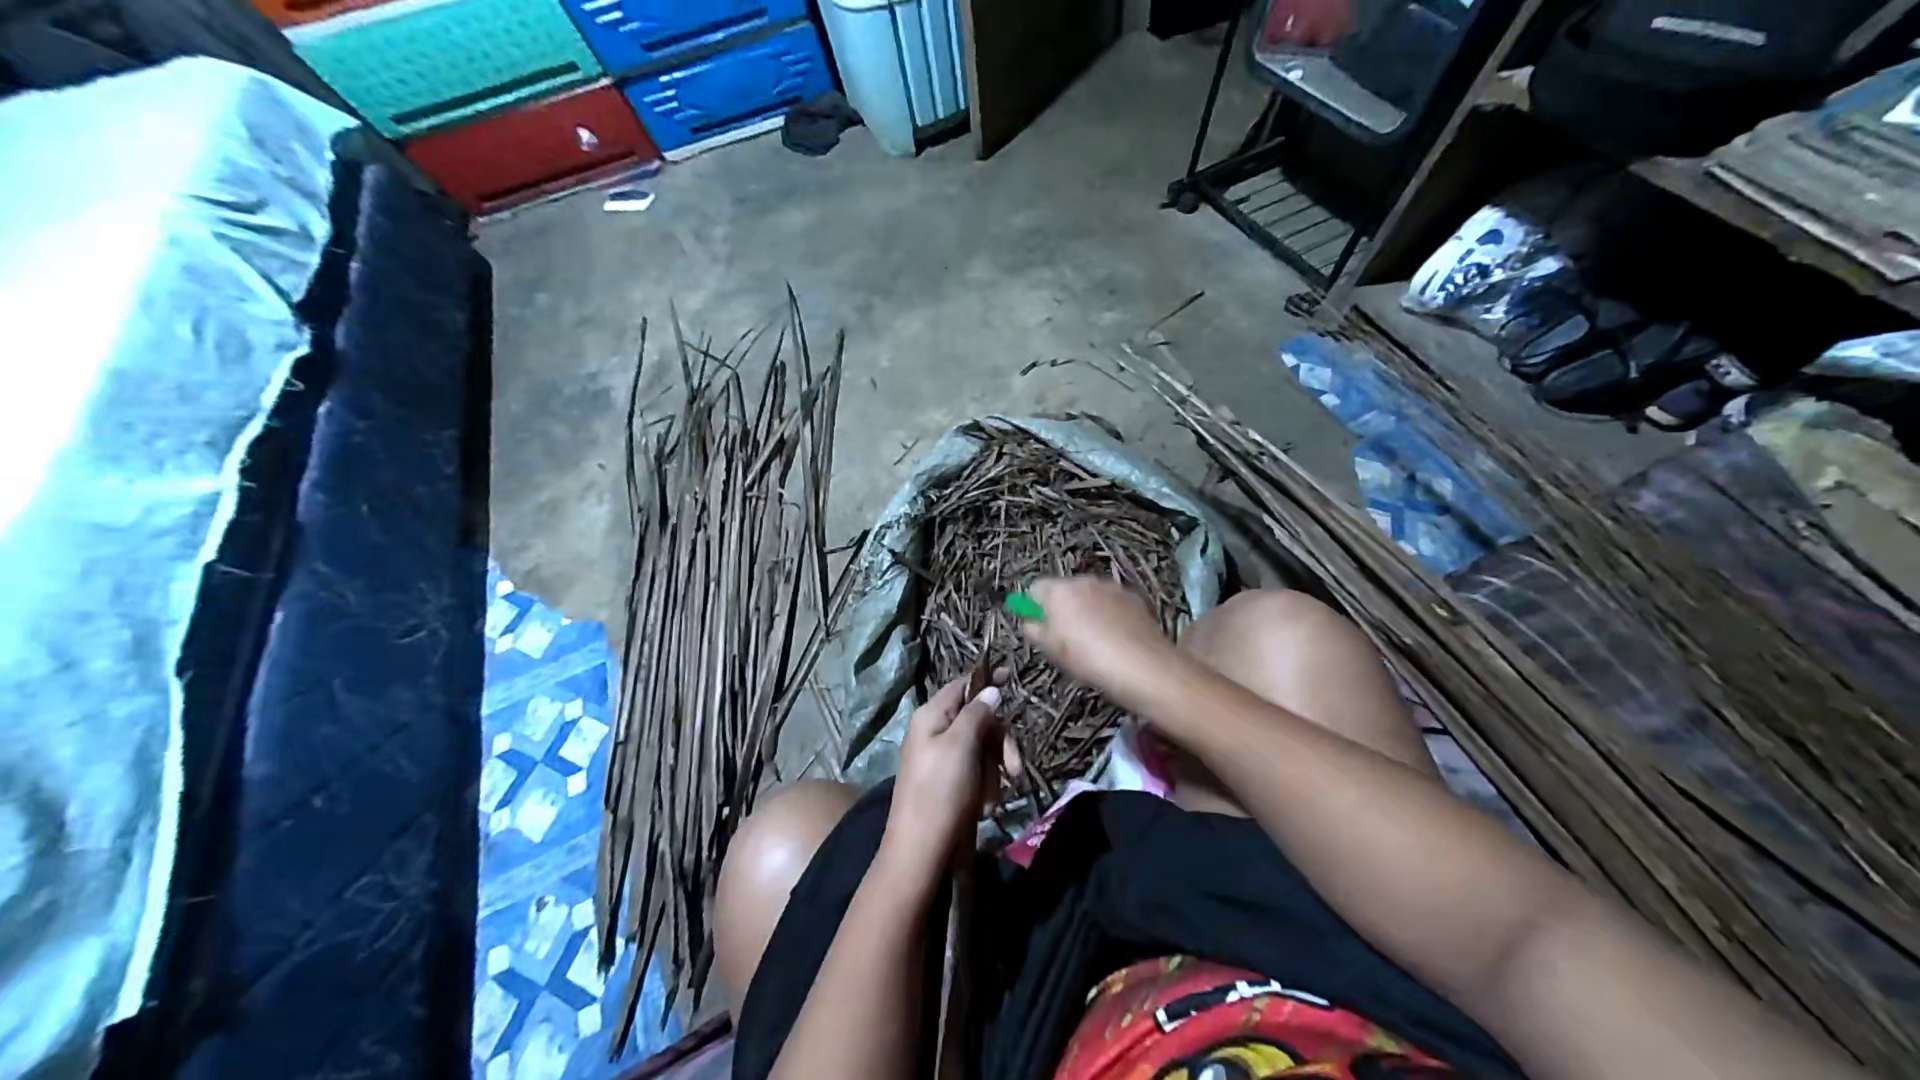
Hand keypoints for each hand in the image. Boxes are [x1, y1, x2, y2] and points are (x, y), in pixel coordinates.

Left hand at [879, 677, 1002, 882]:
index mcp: (932, 715)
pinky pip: (976, 772)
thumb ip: (977, 713)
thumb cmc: (940, 791)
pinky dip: (985, 786)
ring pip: (982, 749)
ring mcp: (942, 758)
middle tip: (1014, 768)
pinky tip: (983, 806)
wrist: (921, 849)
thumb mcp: (961, 745)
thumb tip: (990, 690)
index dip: (986, 682)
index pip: (962, 686)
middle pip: (979, 720)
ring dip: (994, 771)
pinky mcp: (949, 782)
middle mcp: (935, 731)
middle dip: (999, 744)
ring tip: (991, 796)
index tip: (1010, 676)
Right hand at [1018, 577, 1179, 708]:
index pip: (1035, 588)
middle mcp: (1084, 581)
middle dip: (1062, 607)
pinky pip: (1111, 602)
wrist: (1141, 665)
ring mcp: (1111, 587)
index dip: (1034, 606)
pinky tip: (1115, 637)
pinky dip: (1109, 613)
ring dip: (1087, 609)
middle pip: (1064, 589)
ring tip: (1094, 639)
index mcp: (1058, 591)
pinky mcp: (1133, 597)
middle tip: (1066, 637)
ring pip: (1089, 594)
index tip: (1040, 626)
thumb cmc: (1088, 659)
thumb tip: (1030, 622)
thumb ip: (1034, 630)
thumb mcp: (1051, 650)